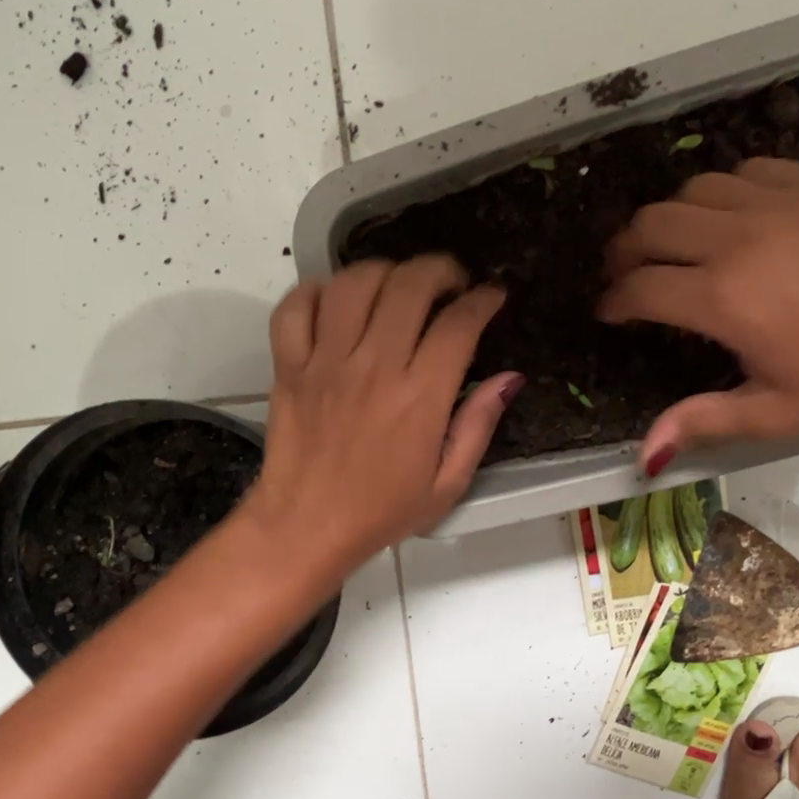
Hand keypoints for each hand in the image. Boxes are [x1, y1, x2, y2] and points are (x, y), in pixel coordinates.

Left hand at [243, 256, 521, 573]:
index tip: (491, 298)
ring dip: (384, 271)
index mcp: (420, 398)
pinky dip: (317, 291)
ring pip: (353, 283)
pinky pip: (296, 307)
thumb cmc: (381, 512)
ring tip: (397, 285)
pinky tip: (338, 300)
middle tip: (450, 283)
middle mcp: (373, 367)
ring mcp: (325, 362)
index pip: (458, 324)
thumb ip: (478, 426)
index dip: (482, 300)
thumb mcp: (447, 484)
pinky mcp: (288, 366)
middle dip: (439, 270)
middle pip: (409, 286)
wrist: (305, 528)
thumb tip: (509, 377)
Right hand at [600, 158, 798, 473]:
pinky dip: (720, 192)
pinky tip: (731, 218)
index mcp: (722, 299)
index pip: (638, 288)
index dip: (612, 302)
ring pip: (690, 191)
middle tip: (623, 274)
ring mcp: (776, 202)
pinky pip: (743, 172)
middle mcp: (736, 239)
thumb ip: (702, 421)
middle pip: (649, 226)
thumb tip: (642, 454)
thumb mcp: (776, 411)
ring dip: (667, 217)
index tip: (608, 313)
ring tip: (671, 244)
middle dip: (623, 252)